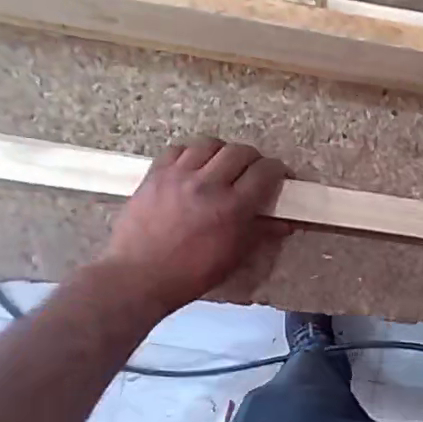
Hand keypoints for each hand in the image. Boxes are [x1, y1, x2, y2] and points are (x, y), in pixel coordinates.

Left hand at [102, 137, 290, 313]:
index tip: (278, 175)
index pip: (264, 172)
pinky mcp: (156, 174)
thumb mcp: (233, 257)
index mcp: (232, 208)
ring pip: (210, 145)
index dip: (277, 170)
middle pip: (240, 151)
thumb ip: (260, 233)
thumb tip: (283, 223)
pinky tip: (194, 167)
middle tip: (253, 171)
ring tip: (222, 166)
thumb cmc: (190, 274)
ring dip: (223, 152)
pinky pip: (179, 149)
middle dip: (253, 159)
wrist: (139, 276)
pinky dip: (192, 154)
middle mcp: (208, 185)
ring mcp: (179, 176)